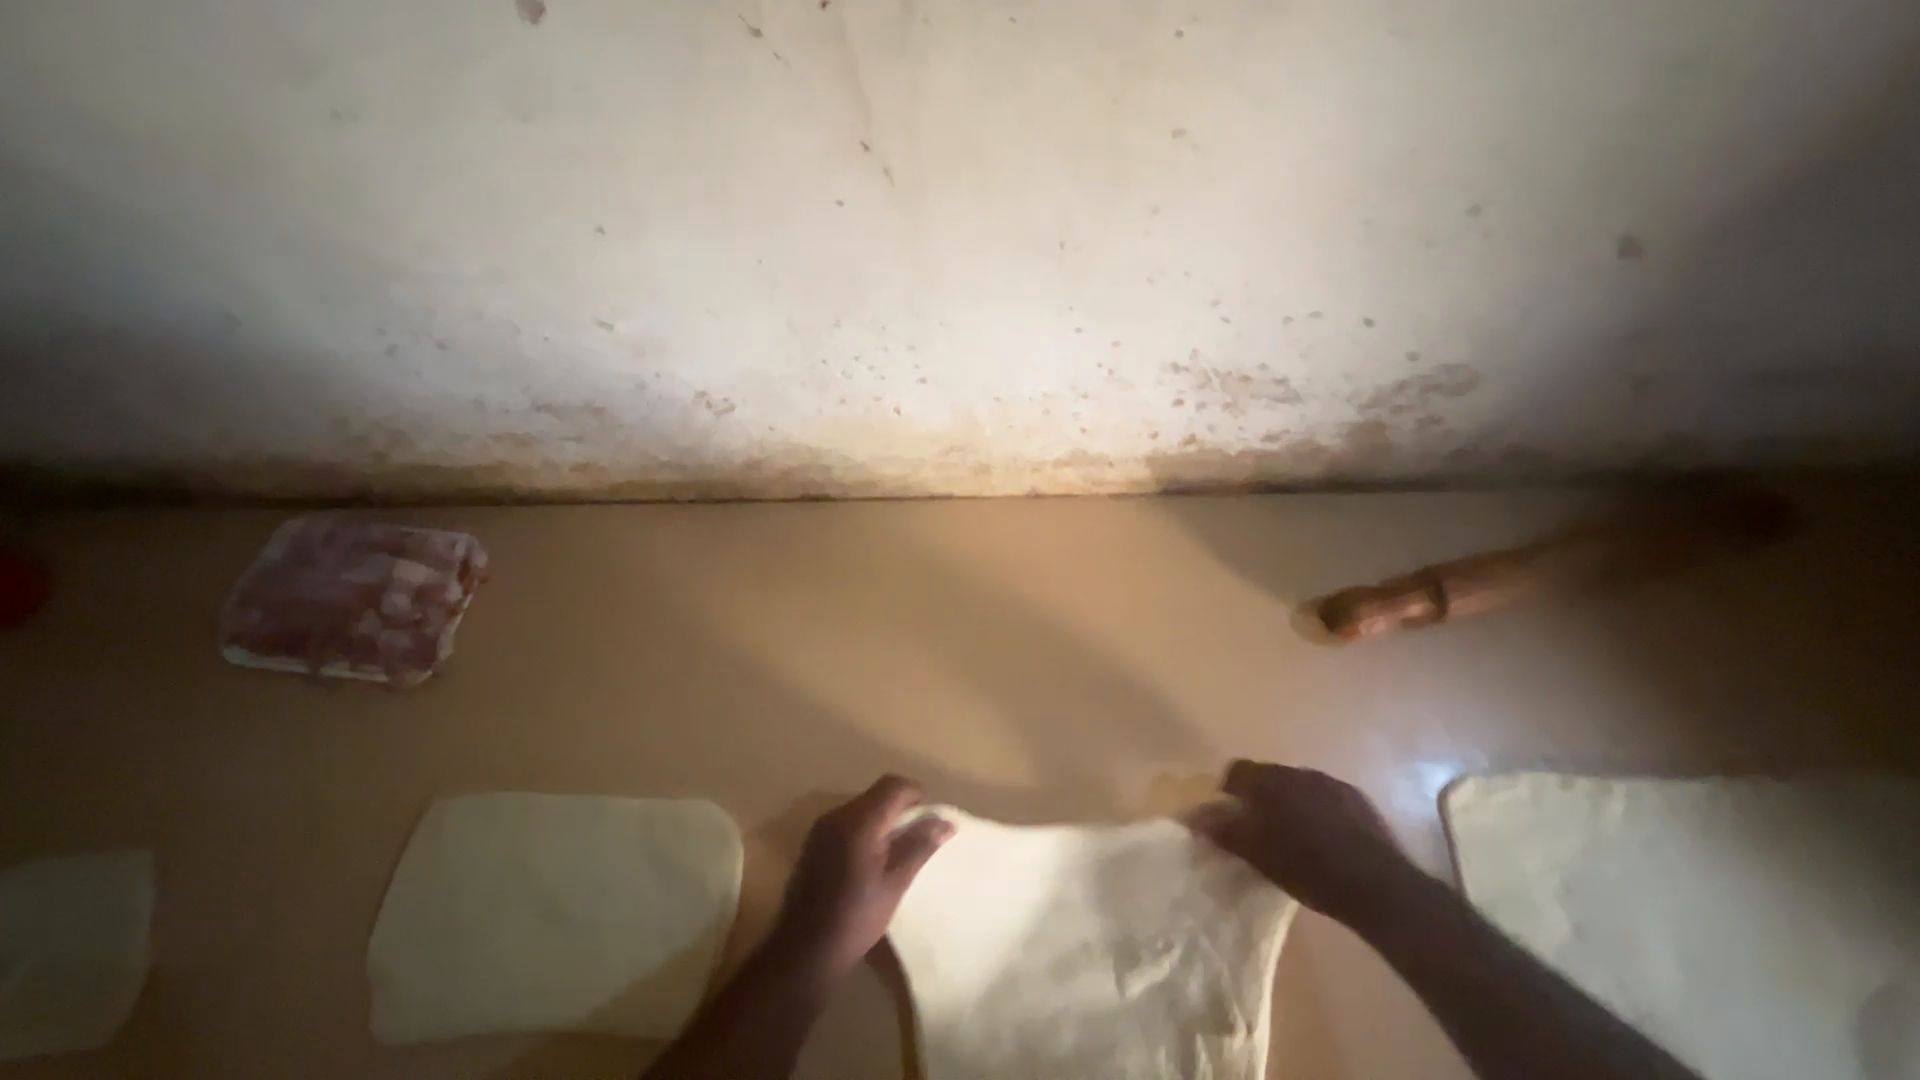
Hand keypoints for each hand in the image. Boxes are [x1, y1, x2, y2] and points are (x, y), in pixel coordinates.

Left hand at [769, 774, 954, 976]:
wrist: (805, 949)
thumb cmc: (857, 918)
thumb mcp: (895, 883)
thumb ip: (919, 845)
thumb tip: (945, 821)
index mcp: (860, 822)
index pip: (893, 785)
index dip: (917, 794)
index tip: (931, 817)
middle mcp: (837, 816)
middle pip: (876, 793)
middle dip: (900, 806)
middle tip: (918, 834)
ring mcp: (821, 828)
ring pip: (860, 806)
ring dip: (882, 817)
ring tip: (897, 848)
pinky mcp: (813, 843)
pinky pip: (846, 821)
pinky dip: (864, 828)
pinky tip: (871, 858)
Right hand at [1189, 760, 1413, 923]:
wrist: (1377, 886)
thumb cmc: (1306, 868)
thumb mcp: (1256, 853)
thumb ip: (1223, 830)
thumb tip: (1193, 815)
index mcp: (1273, 780)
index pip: (1237, 771)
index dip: (1227, 792)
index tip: (1227, 818)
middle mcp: (1302, 772)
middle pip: (1269, 777)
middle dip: (1260, 798)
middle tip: (1256, 831)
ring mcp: (1334, 785)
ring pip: (1299, 788)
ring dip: (1290, 805)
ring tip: (1290, 838)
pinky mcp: (1359, 802)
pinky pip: (1326, 799)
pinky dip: (1317, 813)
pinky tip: (1322, 842)